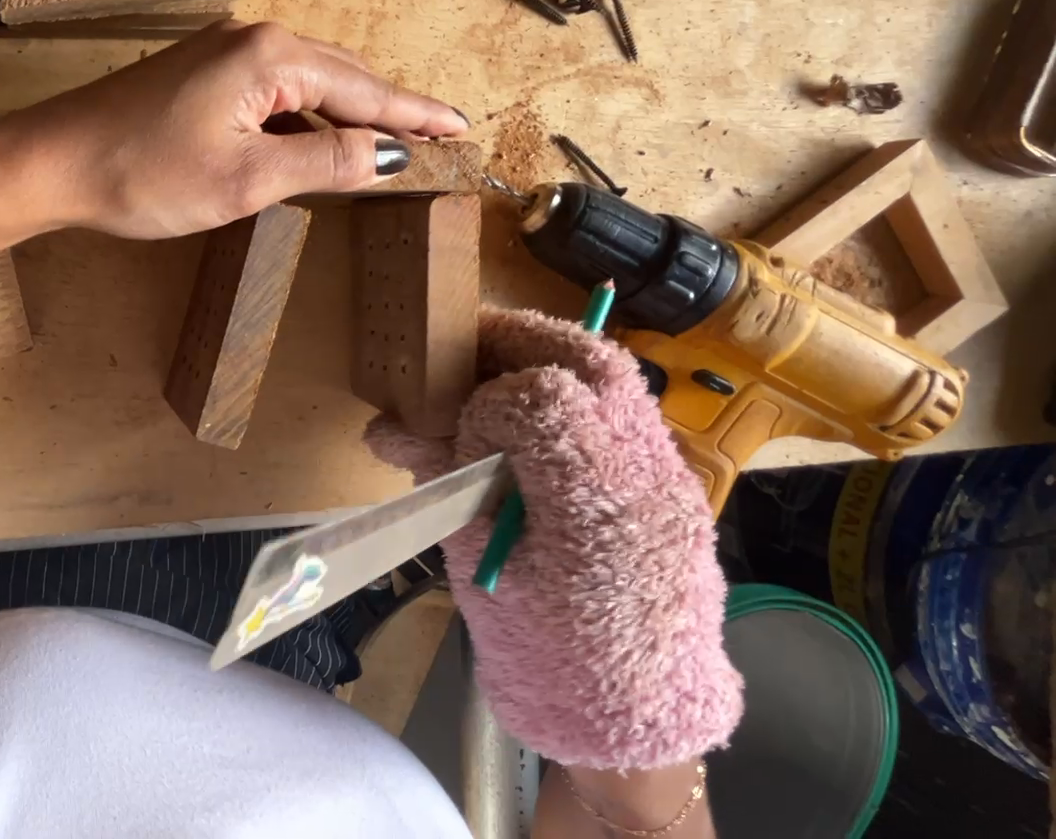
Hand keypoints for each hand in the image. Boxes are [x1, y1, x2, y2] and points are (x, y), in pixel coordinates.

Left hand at [13, 20, 467, 238]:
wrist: (54, 162)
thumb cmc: (144, 174)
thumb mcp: (245, 180)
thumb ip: (323, 164)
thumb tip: (385, 153)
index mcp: (271, 57)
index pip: (363, 88)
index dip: (414, 115)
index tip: (459, 127)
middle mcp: (251, 41)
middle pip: (338, 77)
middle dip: (382, 112)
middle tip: (430, 139)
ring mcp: (220, 54)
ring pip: (303, 86)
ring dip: (337, 119)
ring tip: (378, 150)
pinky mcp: (198, 74)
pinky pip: (269, 93)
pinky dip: (296, 122)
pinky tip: (306, 146)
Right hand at [365, 309, 743, 771]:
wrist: (632, 716)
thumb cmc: (548, 650)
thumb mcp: (482, 568)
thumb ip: (450, 488)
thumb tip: (396, 428)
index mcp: (596, 507)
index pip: (546, 402)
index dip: (488, 403)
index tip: (457, 432)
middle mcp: (641, 476)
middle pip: (589, 367)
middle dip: (518, 341)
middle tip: (464, 342)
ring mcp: (660, 476)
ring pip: (606, 382)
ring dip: (537, 362)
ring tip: (485, 368)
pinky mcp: (661, 484)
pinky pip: (613, 414)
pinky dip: (560, 398)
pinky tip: (520, 411)